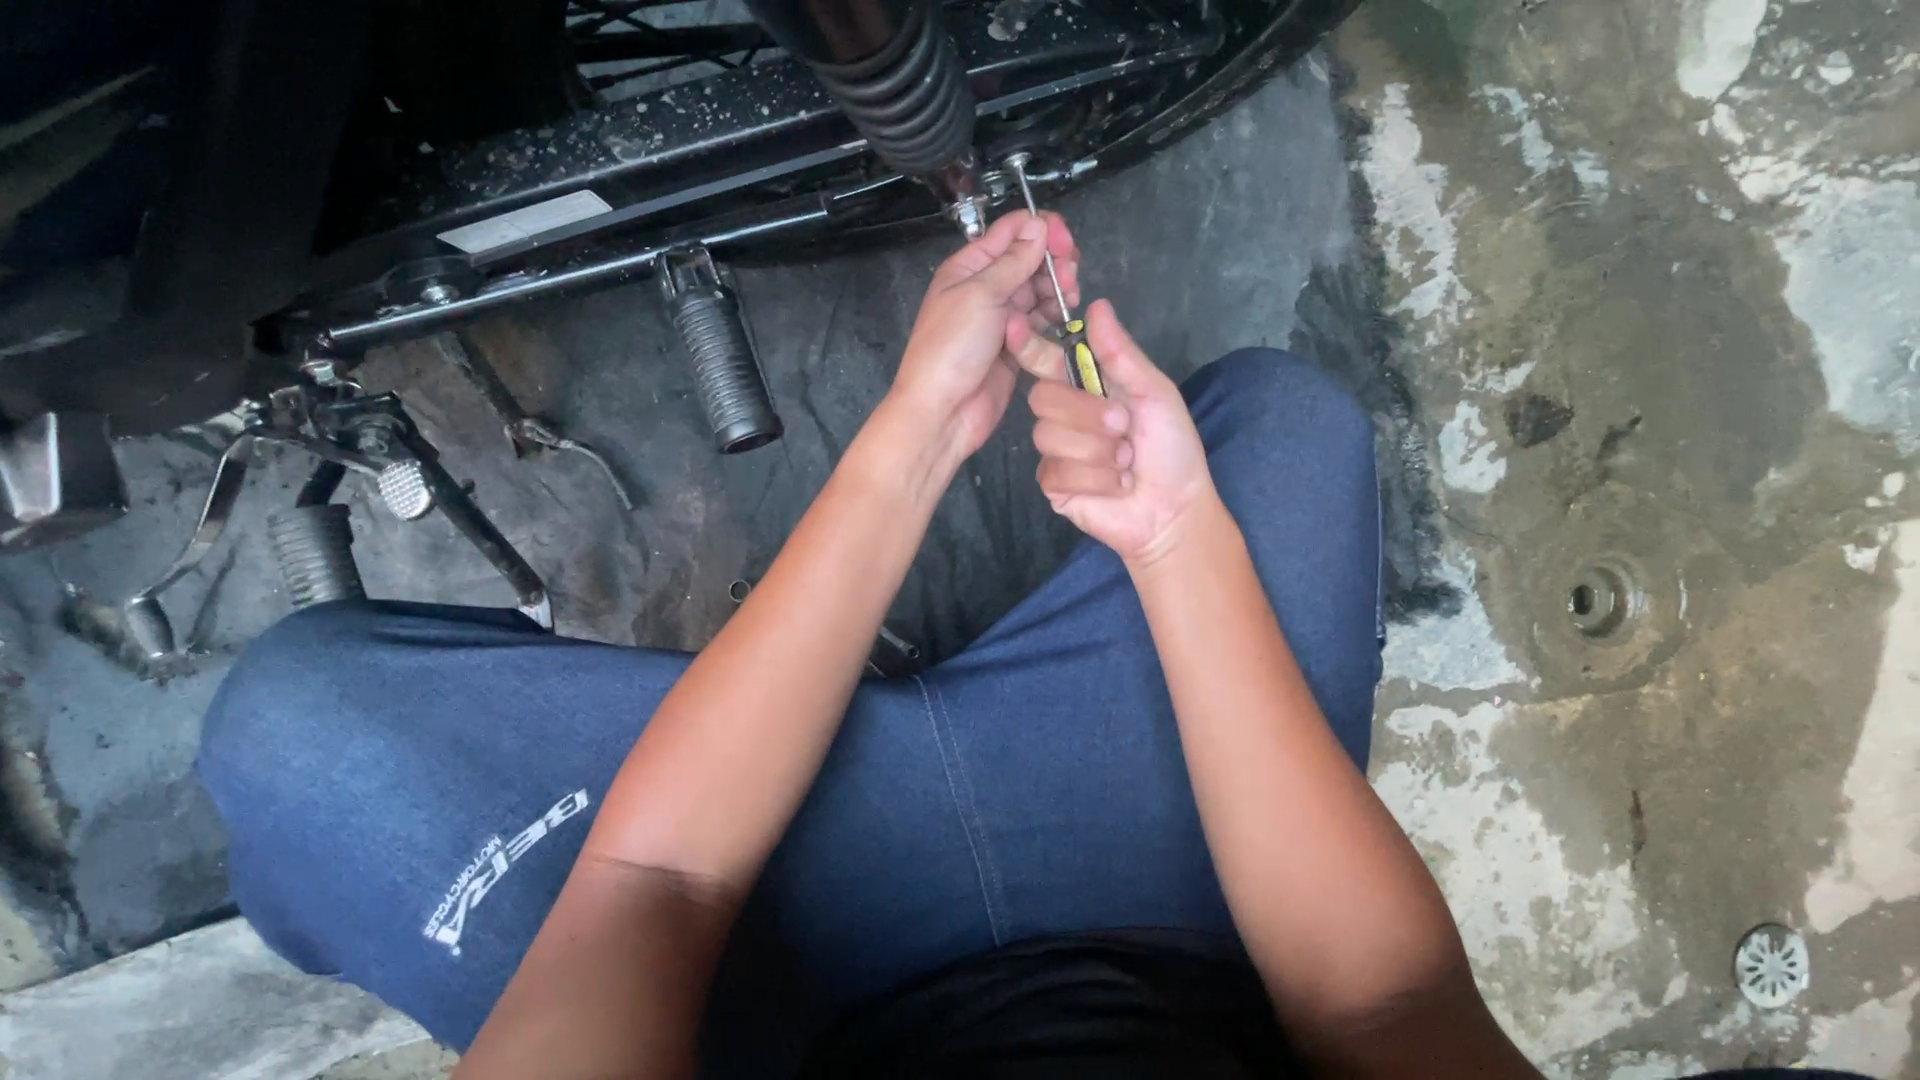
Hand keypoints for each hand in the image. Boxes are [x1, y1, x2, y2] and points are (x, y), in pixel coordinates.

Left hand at [888, 210, 1079, 461]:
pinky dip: (1053, 317)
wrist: (943, 411)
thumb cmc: (951, 348)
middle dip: (1053, 261)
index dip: (1040, 229)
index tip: (1065, 240)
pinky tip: (1063, 317)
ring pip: (1038, 292)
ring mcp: (1002, 320)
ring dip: (1056, 289)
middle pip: (1029, 261)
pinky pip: (1040, 323)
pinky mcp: (1017, 347)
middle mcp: (985, 289)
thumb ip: (1013, 261)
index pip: (1010, 233)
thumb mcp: (980, 294)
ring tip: (1069, 296)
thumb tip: (1038, 226)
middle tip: (1069, 275)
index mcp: (968, 268)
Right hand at [1007, 299, 1218, 568]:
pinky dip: (1097, 479)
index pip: (1046, 361)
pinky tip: (1117, 486)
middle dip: (1086, 413)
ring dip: (1099, 452)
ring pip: (1049, 437)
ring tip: (1126, 463)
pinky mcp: (1054, 485)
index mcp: (1088, 388)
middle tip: (1123, 428)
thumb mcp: (1154, 393)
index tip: (1013, 327)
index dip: (1028, 345)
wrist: (1174, 509)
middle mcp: (1067, 416)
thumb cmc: (1171, 449)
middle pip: (1042, 398)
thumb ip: (1121, 354)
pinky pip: (1058, 471)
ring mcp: (1056, 452)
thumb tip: (1097, 306)